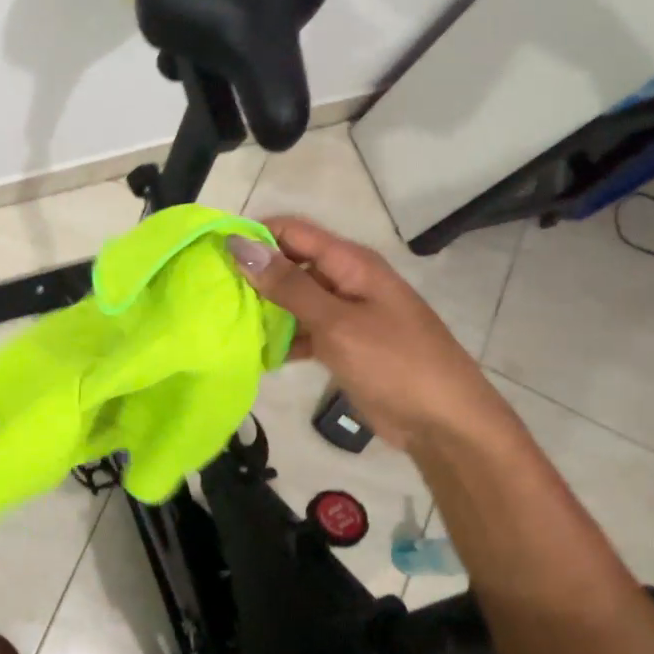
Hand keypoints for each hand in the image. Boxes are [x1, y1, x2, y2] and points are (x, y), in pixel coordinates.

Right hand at [226, 218, 511, 449]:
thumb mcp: (336, 322)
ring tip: (221, 324)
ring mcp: (345, 315)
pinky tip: (252, 354)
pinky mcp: (342, 346)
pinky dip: (280, 341)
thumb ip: (287, 285)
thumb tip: (240, 245)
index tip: (211, 254)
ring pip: (292, 301)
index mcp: (351, 263)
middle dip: (252, 275)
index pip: (292, 232)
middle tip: (209, 294)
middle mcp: (346, 282)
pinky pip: (301, 332)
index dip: (253, 236)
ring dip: (262, 310)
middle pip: (290, 264)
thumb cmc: (395, 363)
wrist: (444, 421)